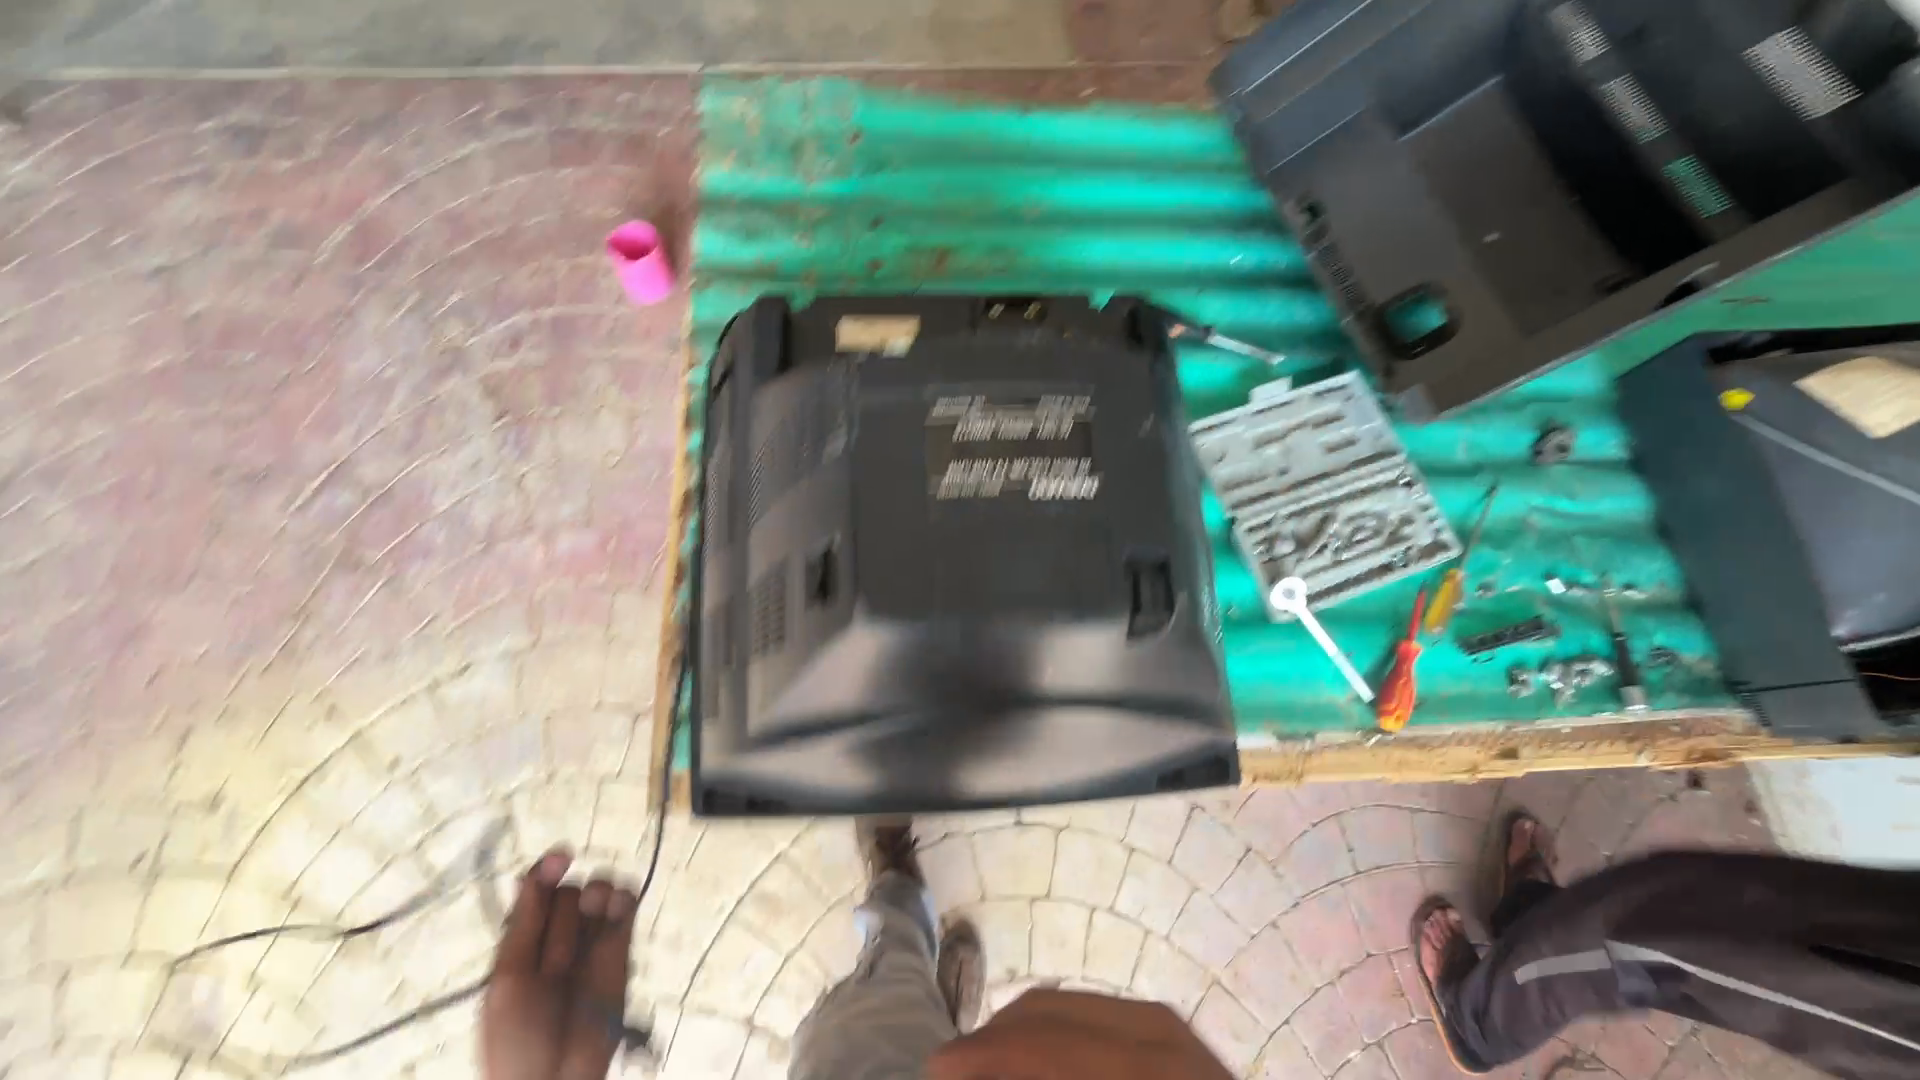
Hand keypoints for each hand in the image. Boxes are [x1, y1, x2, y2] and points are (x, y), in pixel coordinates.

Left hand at [481, 849, 637, 1079]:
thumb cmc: (517, 1040)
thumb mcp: (508, 982)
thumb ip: (524, 925)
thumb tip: (533, 872)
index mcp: (521, 942)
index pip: (535, 890)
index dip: (547, 870)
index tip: (562, 857)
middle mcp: (555, 936)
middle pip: (566, 892)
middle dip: (562, 915)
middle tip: (556, 963)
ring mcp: (590, 942)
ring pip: (598, 892)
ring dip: (598, 892)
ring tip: (595, 910)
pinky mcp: (620, 949)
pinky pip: (626, 907)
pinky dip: (624, 898)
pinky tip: (617, 907)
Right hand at [926, 988, 1233, 1079]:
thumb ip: (1037, 1079)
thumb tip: (975, 1071)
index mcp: (1142, 1070)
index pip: (1042, 1045)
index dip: (979, 1055)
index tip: (933, 1069)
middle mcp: (1157, 1032)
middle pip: (1045, 1010)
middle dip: (990, 1039)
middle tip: (953, 1069)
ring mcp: (1168, 1024)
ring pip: (1065, 1004)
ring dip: (1017, 1032)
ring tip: (988, 1063)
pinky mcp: (1170, 1027)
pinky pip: (1092, 1012)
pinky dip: (1054, 1031)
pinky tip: (1035, 1056)